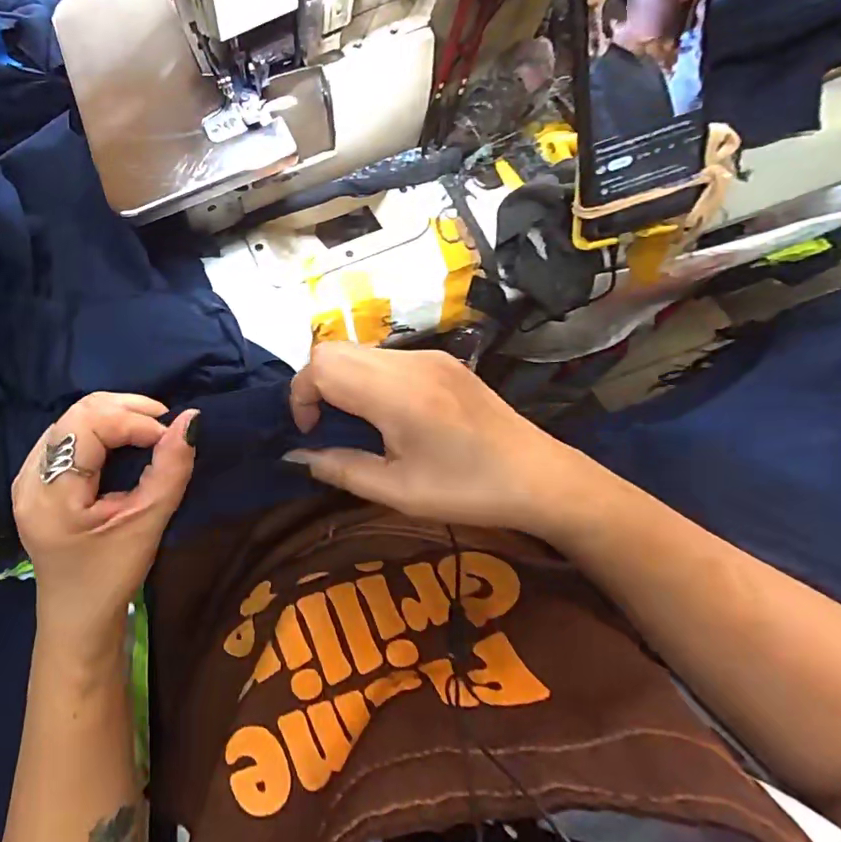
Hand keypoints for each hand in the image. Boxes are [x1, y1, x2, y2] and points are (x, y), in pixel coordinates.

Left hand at [11, 393, 197, 650]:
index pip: (88, 424)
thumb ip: (168, 471)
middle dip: (124, 409)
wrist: (75, 622)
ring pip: (70, 420)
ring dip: (112, 416)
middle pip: (76, 414)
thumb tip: (191, 420)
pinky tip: (123, 440)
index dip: (133, 420)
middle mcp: (28, 476)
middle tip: (164, 423)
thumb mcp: (145, 526)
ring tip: (149, 428)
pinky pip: (66, 437)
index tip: (170, 435)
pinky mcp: (33, 481)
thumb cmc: (109, 581)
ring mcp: (26, 477)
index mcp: (49, 492)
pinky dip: (99, 429)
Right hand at [286, 342, 616, 541]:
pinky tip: (385, 411)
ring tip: (355, 420)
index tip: (313, 432)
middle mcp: (410, 364)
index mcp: (399, 396)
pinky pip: (382, 356)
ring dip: (339, 378)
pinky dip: (364, 376)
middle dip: (314, 384)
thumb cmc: (469, 492)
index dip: (301, 396)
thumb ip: (340, 468)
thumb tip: (296, 456)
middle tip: (327, 424)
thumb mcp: (397, 493)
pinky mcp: (440, 359)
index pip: (321, 367)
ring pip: (355, 348)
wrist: (544, 478)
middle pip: (331, 349)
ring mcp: (427, 356)